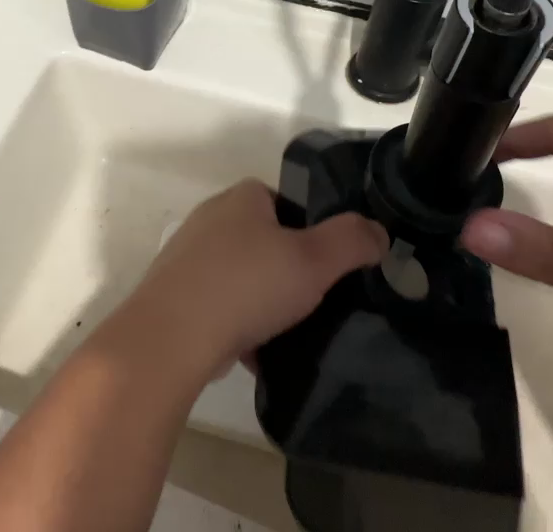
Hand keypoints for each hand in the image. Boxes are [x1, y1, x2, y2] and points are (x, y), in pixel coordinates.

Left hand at [111, 179, 388, 383]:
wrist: (174, 334)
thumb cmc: (248, 284)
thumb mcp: (314, 259)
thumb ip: (351, 241)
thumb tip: (378, 231)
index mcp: (241, 198)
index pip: (284, 202)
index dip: (310, 230)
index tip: (328, 266)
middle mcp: (210, 218)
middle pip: (262, 240)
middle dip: (287, 270)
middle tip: (315, 301)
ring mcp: (188, 256)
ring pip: (241, 277)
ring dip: (263, 303)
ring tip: (290, 331)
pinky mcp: (175, 294)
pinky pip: (220, 306)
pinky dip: (239, 327)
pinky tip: (259, 354)